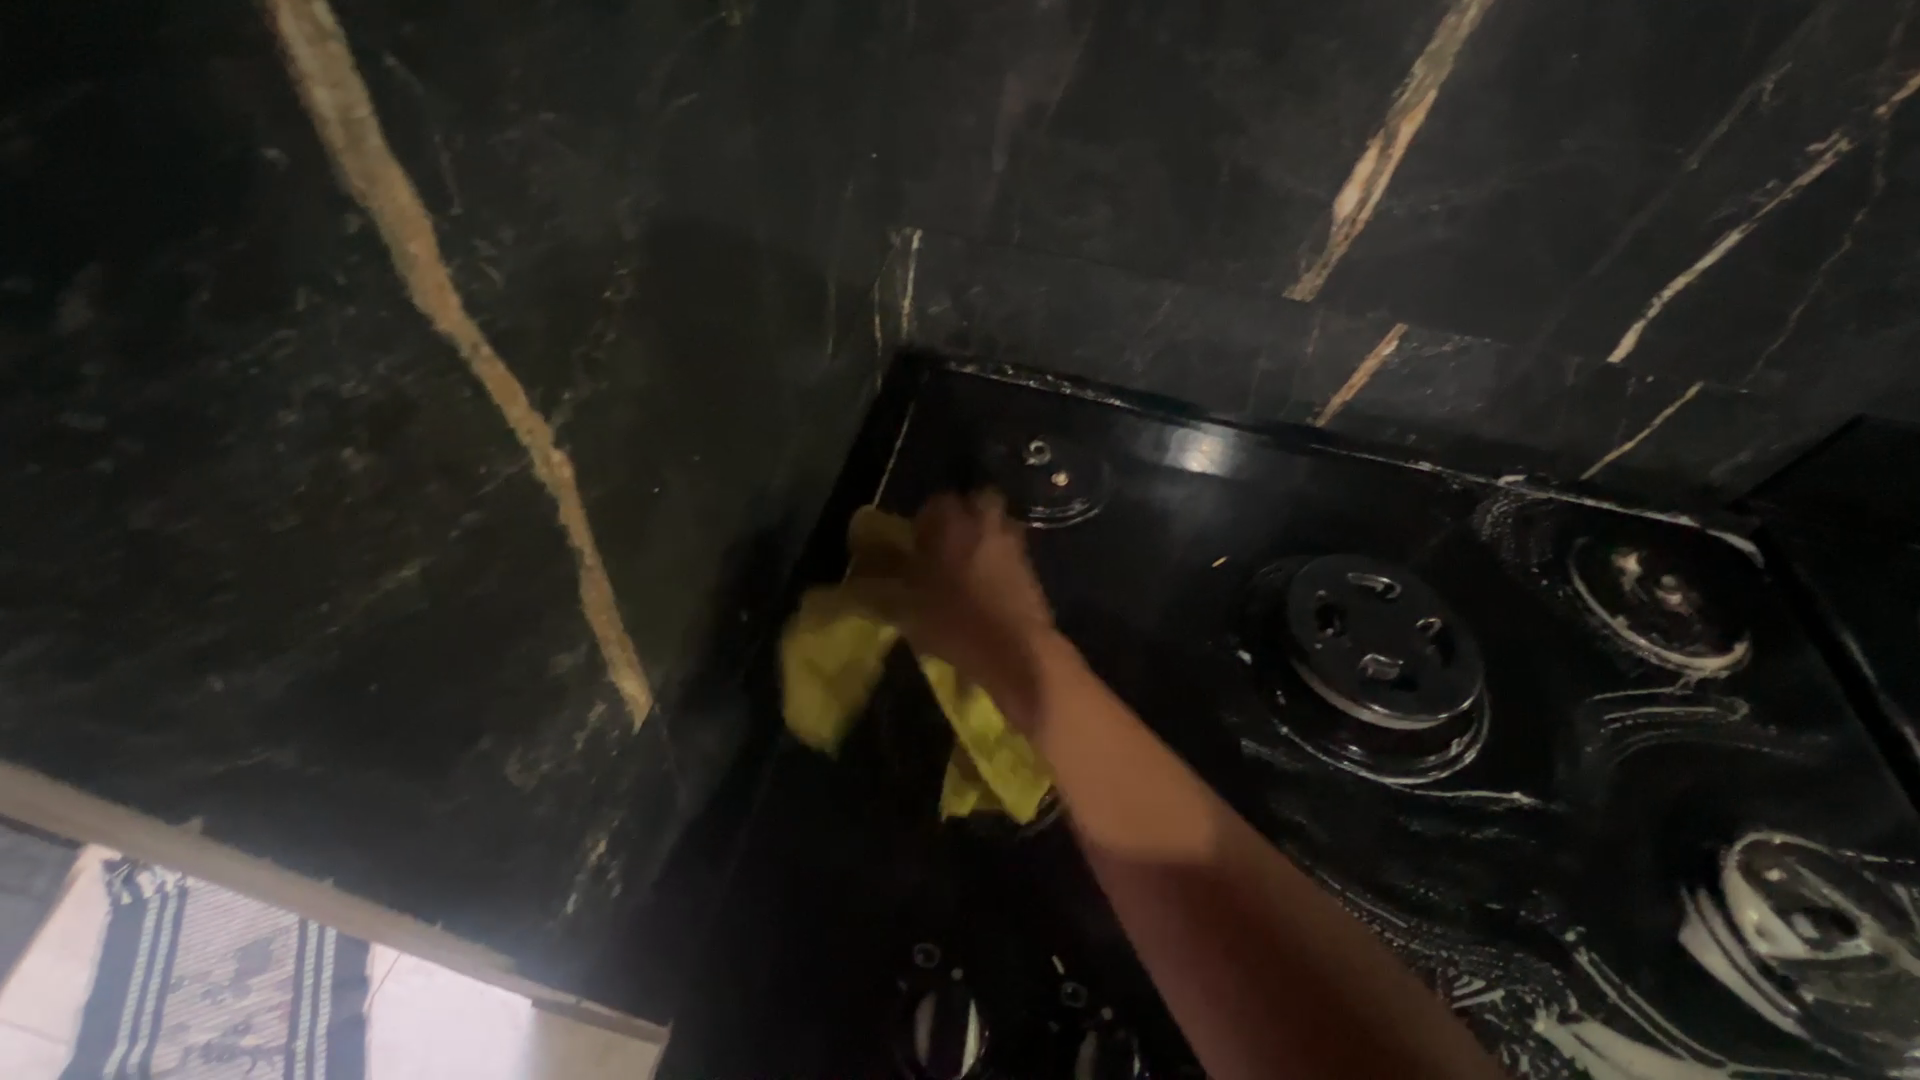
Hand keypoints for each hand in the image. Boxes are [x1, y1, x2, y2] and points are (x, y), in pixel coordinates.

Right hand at [846, 490, 1055, 708]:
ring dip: (982, 540)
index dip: (923, 522)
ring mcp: (1014, 544)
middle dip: (961, 520)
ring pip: (995, 527)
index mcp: (952, 520)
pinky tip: (985, 591)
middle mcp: (986, 522)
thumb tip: (864, 562)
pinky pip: (1010, 554)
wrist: (1016, 650)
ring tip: (964, 572)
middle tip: (943, 548)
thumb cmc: (953, 620)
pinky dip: (998, 564)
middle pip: (975, 504)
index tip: (914, 545)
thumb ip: (881, 577)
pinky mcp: (1032, 569)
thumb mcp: (903, 604)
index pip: (935, 502)